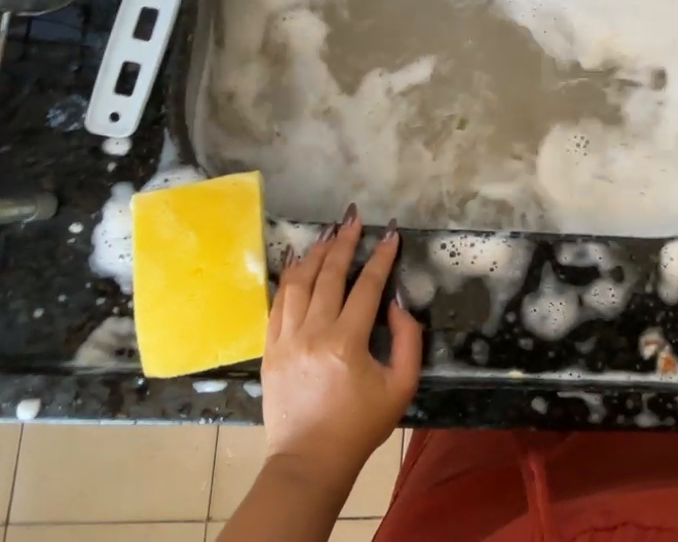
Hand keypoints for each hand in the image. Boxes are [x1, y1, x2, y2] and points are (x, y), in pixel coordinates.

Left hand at [261, 207, 421, 487]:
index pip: (367, 286)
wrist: (309, 460)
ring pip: (299, 282)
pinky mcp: (269, 348)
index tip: (391, 233)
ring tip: (329, 232)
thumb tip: (397, 303)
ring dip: (315, 253)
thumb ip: (408, 338)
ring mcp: (286, 339)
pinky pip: (277, 302)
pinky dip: (288, 276)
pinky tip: (297, 258)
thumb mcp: (401, 385)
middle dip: (345, 241)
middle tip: (355, 218)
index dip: (382, 256)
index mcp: (347, 342)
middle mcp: (313, 333)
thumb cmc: (360, 425)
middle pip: (329, 274)